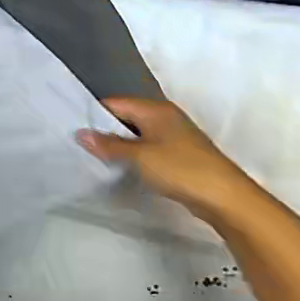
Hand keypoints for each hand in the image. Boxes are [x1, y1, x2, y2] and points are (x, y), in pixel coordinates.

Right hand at [77, 97, 267, 228]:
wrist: (225, 197)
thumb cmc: (180, 169)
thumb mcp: (139, 156)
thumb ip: (108, 145)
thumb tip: (80, 133)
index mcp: (155, 109)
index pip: (115, 103)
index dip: (94, 114)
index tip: (73, 128)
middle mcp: (165, 117)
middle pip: (126, 117)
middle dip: (105, 130)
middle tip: (80, 145)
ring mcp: (175, 136)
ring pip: (138, 134)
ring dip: (120, 145)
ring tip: (97, 157)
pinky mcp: (180, 154)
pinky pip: (149, 148)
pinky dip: (135, 155)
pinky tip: (124, 168)